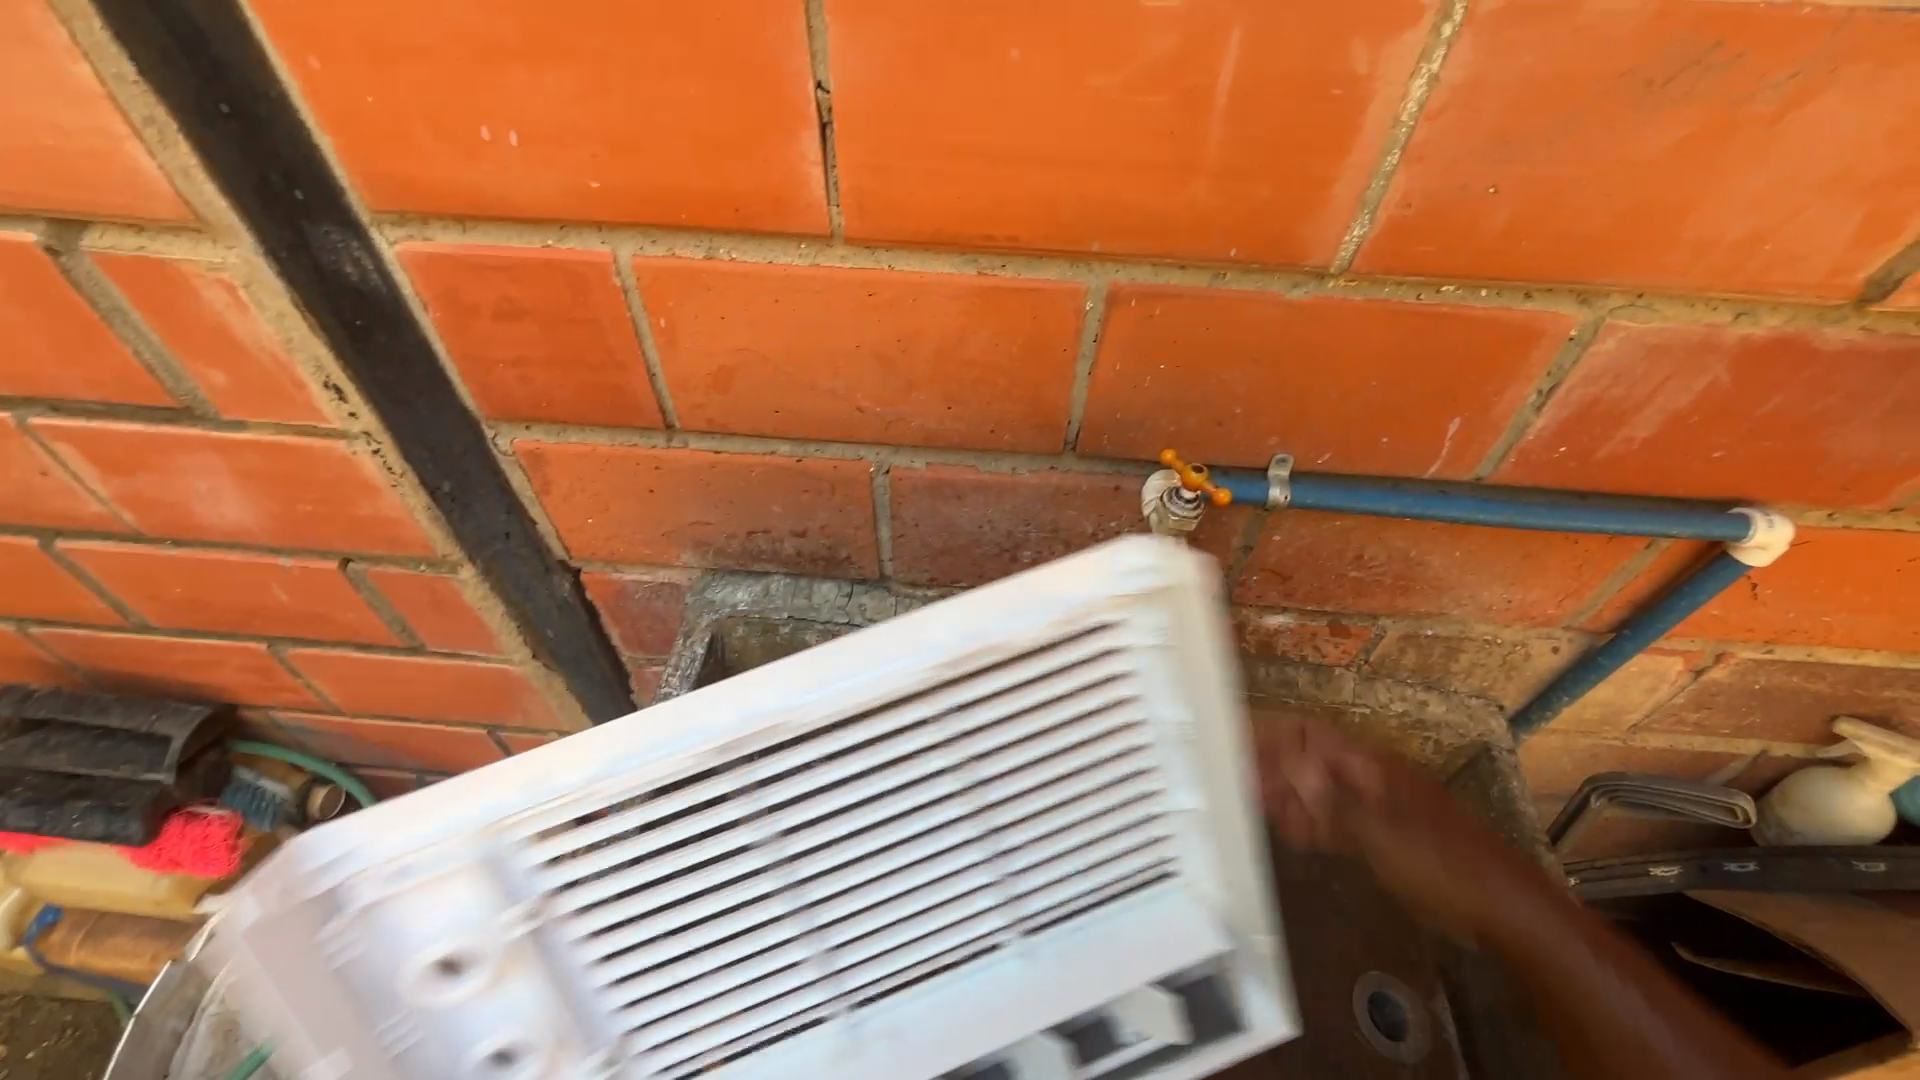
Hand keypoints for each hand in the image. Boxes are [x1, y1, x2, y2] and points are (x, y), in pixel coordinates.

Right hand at [1257, 713, 1563, 943]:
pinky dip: (1309, 825)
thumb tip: (1283, 764)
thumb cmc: (1442, 864)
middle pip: (1308, 761)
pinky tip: (1291, 835)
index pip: (1308, 733)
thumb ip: (1328, 799)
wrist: (1504, 911)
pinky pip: (1334, 823)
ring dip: (1287, 799)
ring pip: (1317, 793)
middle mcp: (1368, 780)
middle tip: (1235, 785)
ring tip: (1253, 809)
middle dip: (1271, 769)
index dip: (1270, 734)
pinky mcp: (1381, 840)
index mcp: (1370, 766)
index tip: (1232, 745)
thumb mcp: (1379, 831)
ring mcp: (1375, 810)